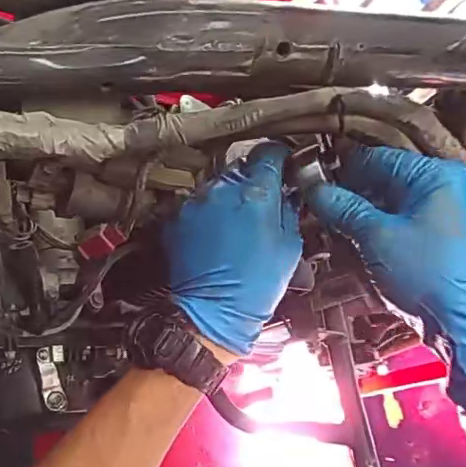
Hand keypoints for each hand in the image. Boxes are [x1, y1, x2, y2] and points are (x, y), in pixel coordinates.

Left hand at [164, 142, 302, 355]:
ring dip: (229, 197)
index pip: (269, 152)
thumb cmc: (253, 288)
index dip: (279, 157)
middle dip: (254, 181)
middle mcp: (222, 190)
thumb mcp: (289, 248)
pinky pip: (197, 203)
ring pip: (218, 184)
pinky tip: (217, 235)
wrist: (210, 314)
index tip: (283, 164)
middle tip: (263, 203)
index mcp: (256, 193)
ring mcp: (195, 202)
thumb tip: (287, 192)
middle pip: (242, 167)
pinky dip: (208, 213)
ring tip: (238, 225)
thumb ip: (288, 210)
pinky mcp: (176, 218)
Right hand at [307, 147, 465, 415]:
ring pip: (390, 209)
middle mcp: (446, 190)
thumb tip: (318, 190)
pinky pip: (401, 230)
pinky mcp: (439, 244)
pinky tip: (360, 253)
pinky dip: (378, 238)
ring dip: (362, 222)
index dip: (342, 170)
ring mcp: (444, 217)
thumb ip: (344, 209)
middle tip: (322, 211)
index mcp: (437, 175)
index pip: (378, 158)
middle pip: (383, 184)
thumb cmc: (435, 278)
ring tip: (338, 236)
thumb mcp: (377, 237)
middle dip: (351, 201)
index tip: (315, 182)